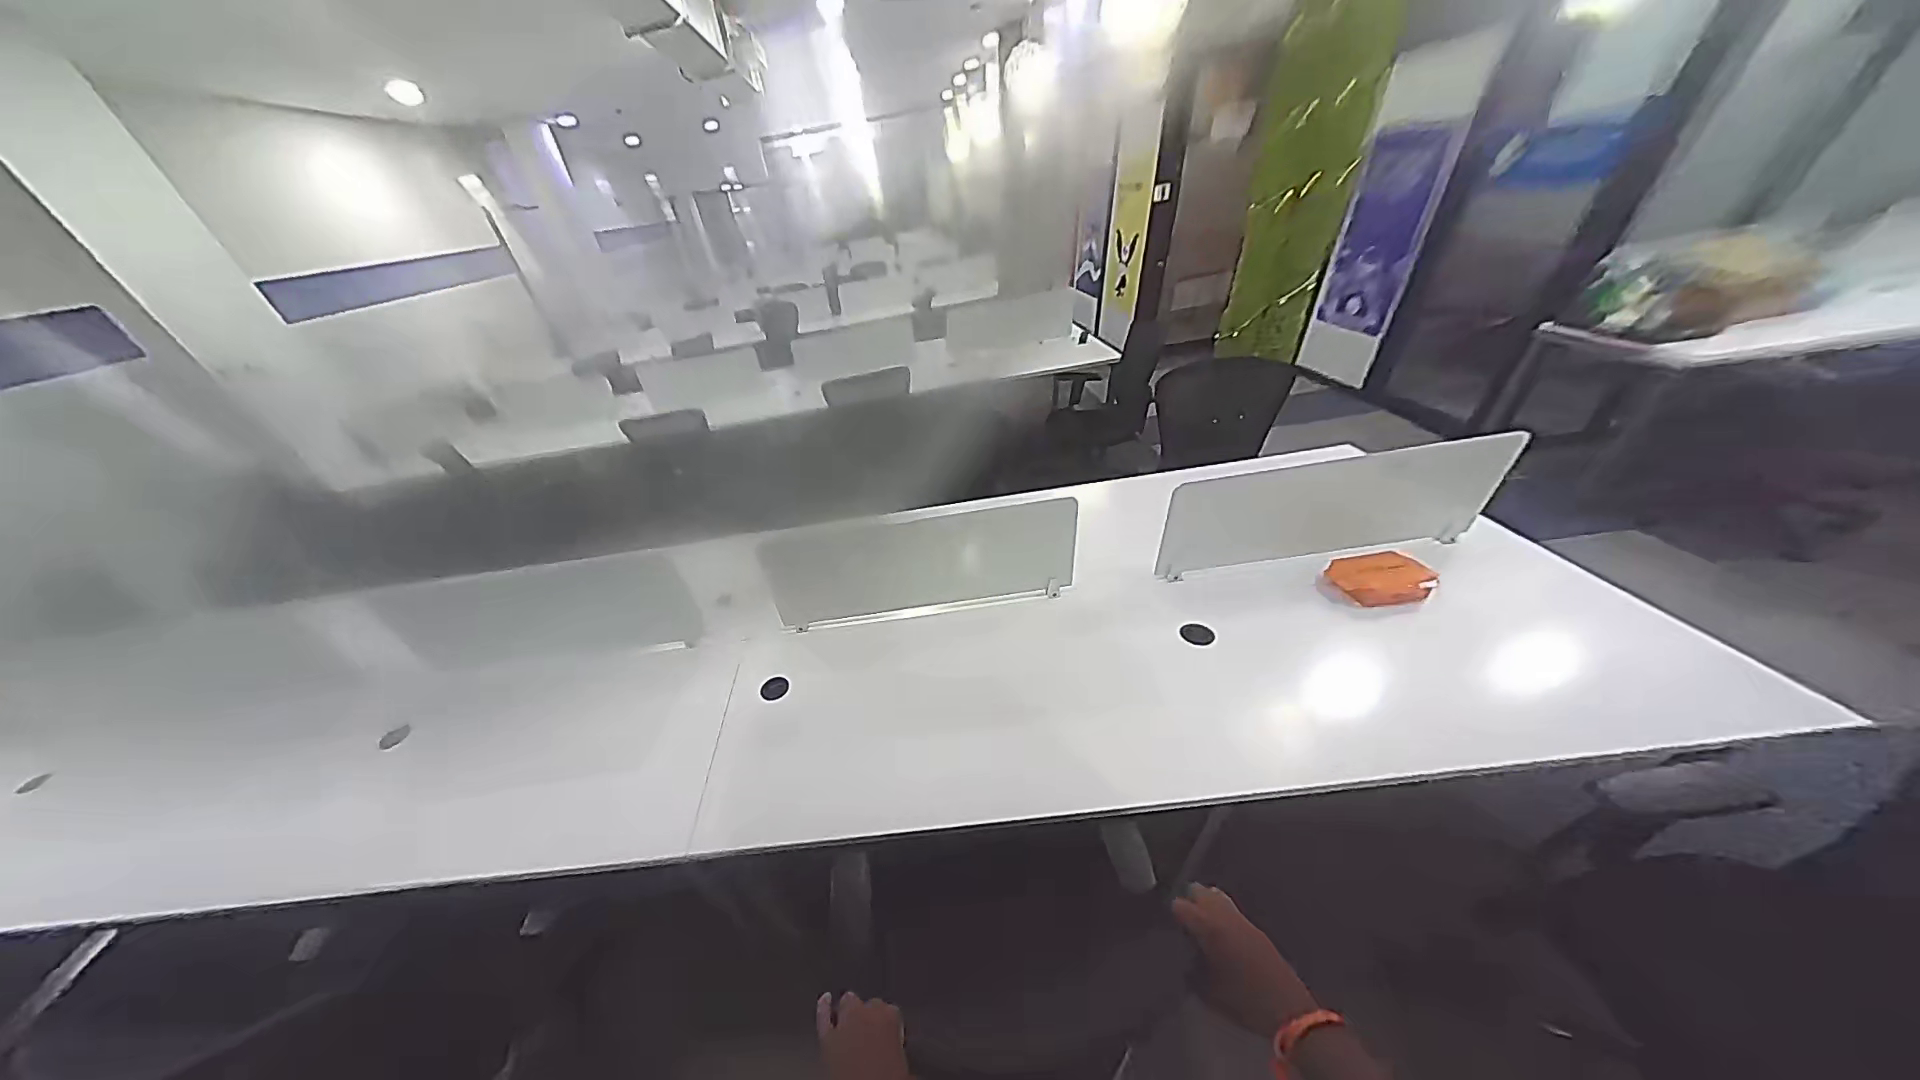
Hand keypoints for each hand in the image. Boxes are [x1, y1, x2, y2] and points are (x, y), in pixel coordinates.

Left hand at [817, 992, 910, 1079]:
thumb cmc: (888, 1077)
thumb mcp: (902, 1061)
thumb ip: (897, 1045)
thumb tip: (893, 1049)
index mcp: (889, 1017)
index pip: (891, 1010)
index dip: (889, 1023)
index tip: (889, 1034)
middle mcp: (866, 1013)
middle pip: (870, 1004)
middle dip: (870, 1014)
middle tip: (871, 1032)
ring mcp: (844, 1023)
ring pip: (847, 1004)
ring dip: (850, 1008)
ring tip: (851, 1014)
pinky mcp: (827, 1038)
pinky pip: (823, 1017)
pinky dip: (823, 1007)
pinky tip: (825, 1000)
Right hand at [1172, 884, 1318, 1038]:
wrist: (1288, 1010)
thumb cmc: (1242, 1000)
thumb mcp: (1207, 990)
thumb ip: (1190, 968)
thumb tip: (1185, 958)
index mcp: (1208, 925)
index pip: (1179, 905)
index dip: (1171, 916)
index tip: (1169, 929)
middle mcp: (1223, 914)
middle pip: (1198, 891)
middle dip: (1189, 902)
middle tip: (1184, 924)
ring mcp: (1242, 918)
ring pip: (1216, 896)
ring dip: (1206, 905)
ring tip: (1202, 927)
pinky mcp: (1256, 928)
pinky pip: (1231, 909)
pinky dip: (1221, 914)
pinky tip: (1221, 935)